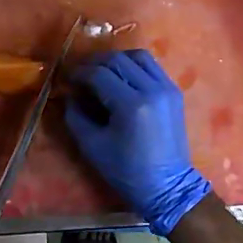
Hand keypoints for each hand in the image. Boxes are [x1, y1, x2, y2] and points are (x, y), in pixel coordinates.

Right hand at [64, 49, 210, 234]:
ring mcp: (167, 88)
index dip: (79, 73)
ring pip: (139, 57)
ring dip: (117, 60)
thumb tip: (70, 95)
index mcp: (131, 105)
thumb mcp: (92, 146)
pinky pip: (153, 67)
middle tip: (80, 73)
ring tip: (102, 71)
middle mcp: (152, 90)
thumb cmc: (127, 171)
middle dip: (95, 63)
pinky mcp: (174, 92)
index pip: (100, 74)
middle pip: (118, 60)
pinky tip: (123, 78)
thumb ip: (76, 116)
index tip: (67, 79)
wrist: (167, 186)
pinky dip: (134, 66)